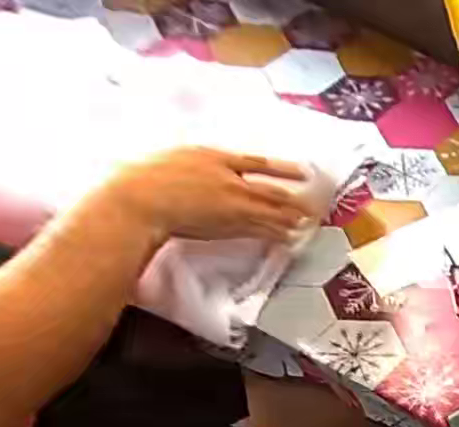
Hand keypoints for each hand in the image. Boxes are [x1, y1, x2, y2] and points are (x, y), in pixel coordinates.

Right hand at [98, 147, 313, 242]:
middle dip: (297, 198)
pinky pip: (264, 230)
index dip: (284, 168)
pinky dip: (279, 234)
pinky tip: (290, 238)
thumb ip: (202, 164)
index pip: (259, 162)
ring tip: (308, 223)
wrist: (141, 198)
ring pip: (273, 212)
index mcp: (215, 157)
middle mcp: (230, 180)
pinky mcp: (233, 224)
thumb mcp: (179, 158)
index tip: (304, 171)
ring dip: (293, 218)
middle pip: (273, 190)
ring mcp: (234, 203)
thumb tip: (214, 169)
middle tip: (317, 204)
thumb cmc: (148, 177)